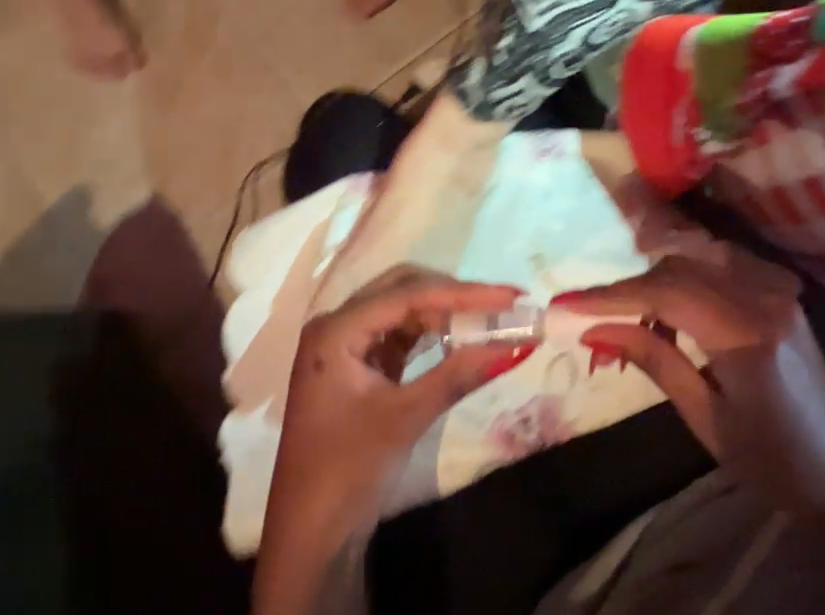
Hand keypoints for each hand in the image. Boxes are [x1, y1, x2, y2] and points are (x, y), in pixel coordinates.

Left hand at [267, 267, 535, 543]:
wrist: (311, 532)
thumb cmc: (347, 469)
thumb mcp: (405, 417)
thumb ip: (457, 373)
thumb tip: (514, 342)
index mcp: (335, 330)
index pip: (407, 295)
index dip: (462, 293)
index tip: (510, 296)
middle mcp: (337, 327)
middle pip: (402, 291)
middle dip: (454, 295)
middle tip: (504, 302)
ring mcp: (346, 346)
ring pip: (403, 312)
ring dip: (446, 314)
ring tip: (491, 317)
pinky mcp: (359, 368)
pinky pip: (400, 336)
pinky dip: (432, 335)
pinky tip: (463, 337)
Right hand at [554, 255, 824, 514]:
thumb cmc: (773, 459)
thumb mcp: (706, 420)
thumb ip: (655, 361)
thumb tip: (597, 328)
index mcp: (748, 336)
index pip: (666, 293)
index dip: (612, 296)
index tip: (566, 304)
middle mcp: (765, 298)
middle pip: (681, 264)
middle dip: (631, 286)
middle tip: (593, 315)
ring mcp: (778, 289)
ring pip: (700, 254)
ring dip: (658, 276)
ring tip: (632, 314)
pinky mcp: (781, 289)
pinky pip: (722, 262)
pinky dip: (687, 273)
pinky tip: (673, 306)